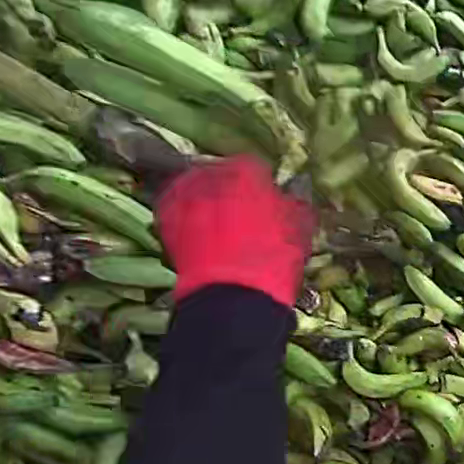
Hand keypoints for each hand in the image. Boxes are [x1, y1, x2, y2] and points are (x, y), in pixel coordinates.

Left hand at [156, 156, 314, 306]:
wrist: (233, 297)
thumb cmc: (274, 263)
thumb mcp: (298, 234)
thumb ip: (293, 208)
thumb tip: (292, 199)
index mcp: (248, 174)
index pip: (253, 166)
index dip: (261, 182)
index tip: (267, 196)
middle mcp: (211, 176)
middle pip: (219, 173)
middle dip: (229, 187)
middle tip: (241, 208)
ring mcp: (185, 197)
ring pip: (194, 187)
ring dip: (204, 197)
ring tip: (217, 219)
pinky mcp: (165, 220)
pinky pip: (174, 208)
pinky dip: (185, 214)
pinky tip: (196, 230)